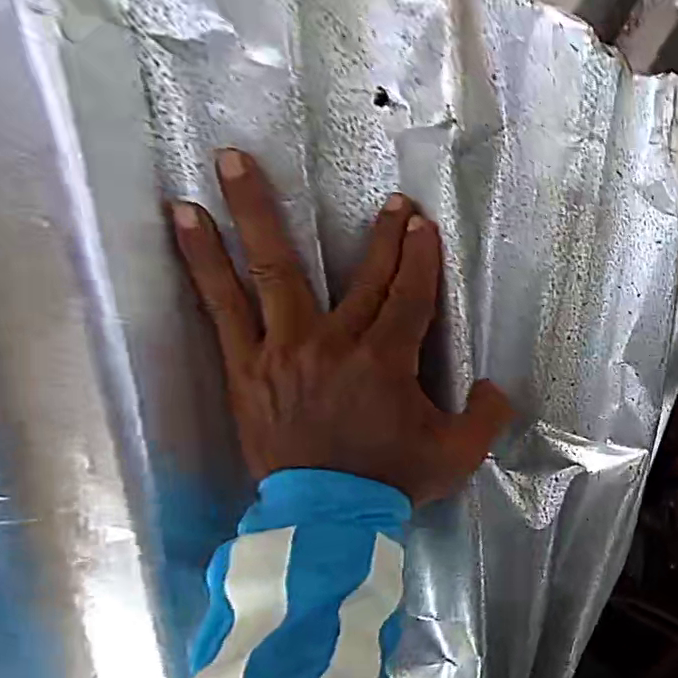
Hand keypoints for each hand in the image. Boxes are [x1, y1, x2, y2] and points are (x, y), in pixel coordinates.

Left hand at [171, 148, 513, 503]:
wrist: (325, 518)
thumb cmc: (392, 483)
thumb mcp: (458, 456)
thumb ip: (487, 417)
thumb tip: (496, 387)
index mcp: (387, 362)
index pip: (410, 297)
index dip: (420, 260)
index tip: (422, 228)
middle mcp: (336, 343)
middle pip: (362, 278)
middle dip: (382, 238)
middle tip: (392, 203)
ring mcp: (285, 349)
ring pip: (274, 269)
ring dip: (257, 212)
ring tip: (232, 160)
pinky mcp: (247, 366)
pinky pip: (223, 306)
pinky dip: (203, 261)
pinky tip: (181, 217)